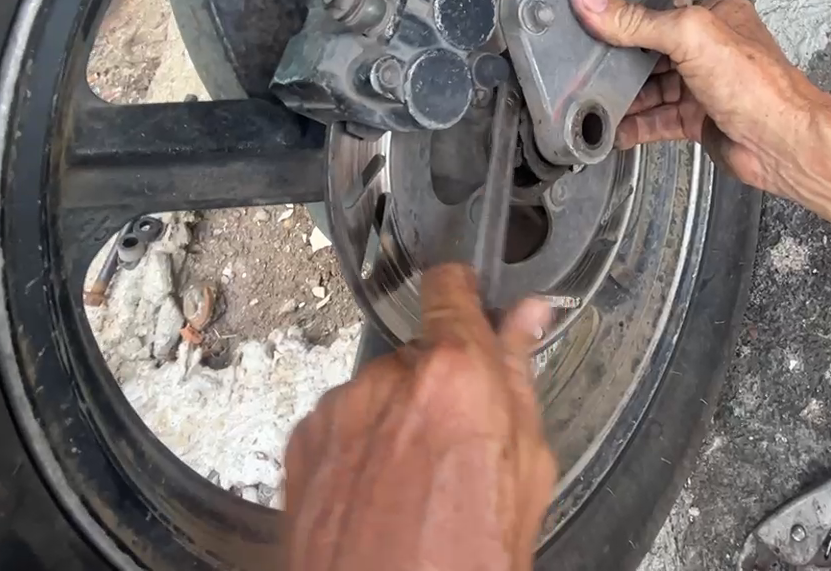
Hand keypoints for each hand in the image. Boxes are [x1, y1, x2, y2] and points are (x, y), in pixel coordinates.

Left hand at [281, 264, 554, 570]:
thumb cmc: (467, 559)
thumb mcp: (526, 466)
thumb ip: (520, 375)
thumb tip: (527, 317)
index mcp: (456, 373)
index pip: (450, 287)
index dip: (463, 291)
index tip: (466, 295)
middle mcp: (388, 377)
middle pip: (422, 352)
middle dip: (439, 381)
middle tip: (455, 441)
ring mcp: (340, 410)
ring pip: (383, 387)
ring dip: (397, 414)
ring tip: (413, 480)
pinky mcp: (303, 442)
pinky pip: (345, 418)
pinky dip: (360, 442)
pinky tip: (378, 491)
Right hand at [569, 0, 830, 198]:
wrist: (783, 144)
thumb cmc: (753, 83)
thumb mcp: (689, 37)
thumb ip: (637, 20)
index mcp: (714, 16)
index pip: (658, 10)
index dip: (623, 17)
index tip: (585, 22)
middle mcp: (708, 49)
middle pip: (650, 51)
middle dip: (617, 62)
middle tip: (577, 66)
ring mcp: (702, 86)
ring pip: (651, 88)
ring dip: (622, 97)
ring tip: (586, 102)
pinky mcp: (697, 120)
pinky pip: (657, 119)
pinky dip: (634, 125)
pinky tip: (610, 130)